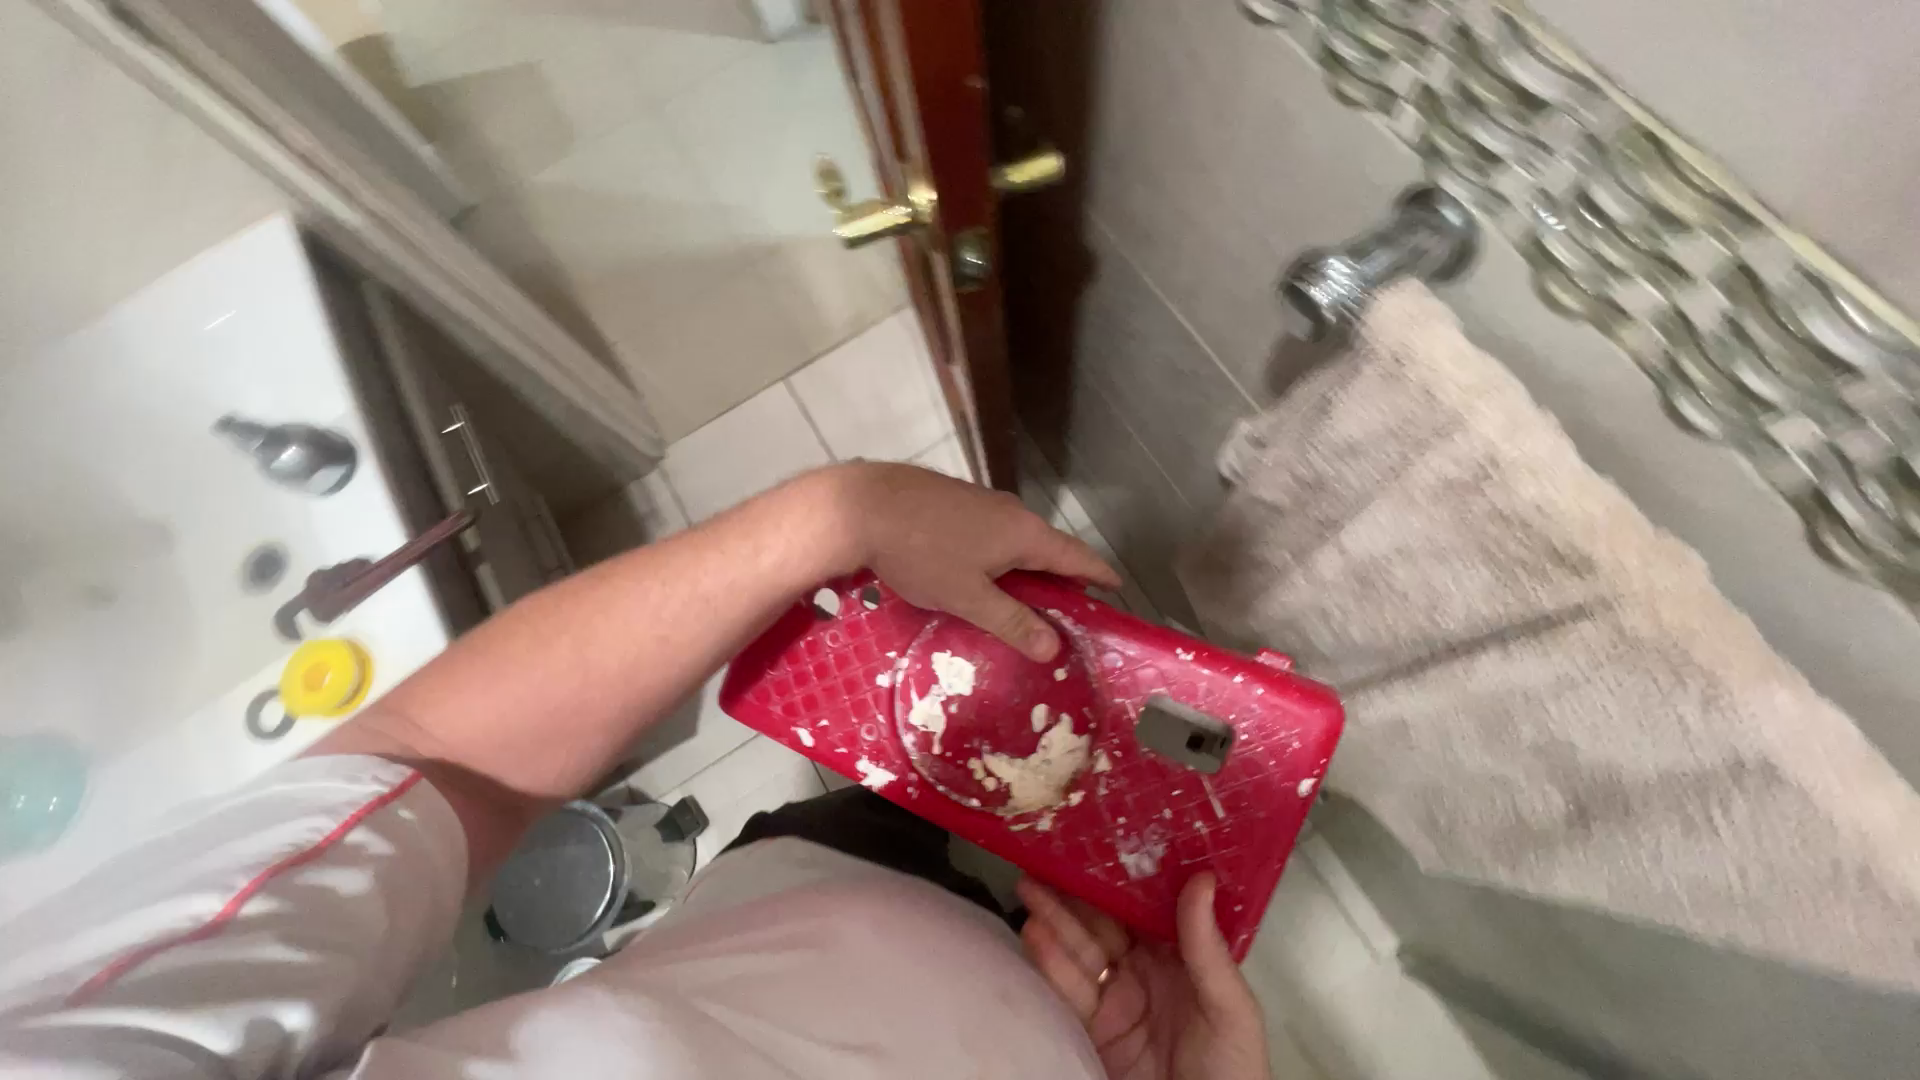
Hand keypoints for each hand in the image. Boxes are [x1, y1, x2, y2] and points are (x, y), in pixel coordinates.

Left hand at [831, 462, 1121, 661]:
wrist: (864, 506)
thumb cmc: (922, 553)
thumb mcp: (968, 598)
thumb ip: (1012, 622)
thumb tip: (1053, 646)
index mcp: (1024, 534)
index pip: (1077, 556)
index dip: (1099, 575)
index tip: (1116, 589)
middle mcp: (1011, 511)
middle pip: (1049, 547)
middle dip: (1061, 578)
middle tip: (1066, 610)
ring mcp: (982, 501)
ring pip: (1016, 540)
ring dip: (1027, 568)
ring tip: (1025, 598)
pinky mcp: (956, 500)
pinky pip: (992, 532)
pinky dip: (1000, 556)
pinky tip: (981, 574)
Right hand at [1017, 873, 1268, 1079]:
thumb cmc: (1233, 1071)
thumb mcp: (1230, 1008)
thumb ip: (1207, 947)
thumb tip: (1202, 877)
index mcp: (1184, 954)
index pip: (1147, 903)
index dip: (1119, 874)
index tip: (1095, 841)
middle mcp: (1147, 967)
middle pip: (1105, 920)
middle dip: (1074, 890)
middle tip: (1043, 856)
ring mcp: (1119, 996)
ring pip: (1081, 947)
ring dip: (1053, 916)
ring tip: (1027, 885)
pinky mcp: (1095, 1027)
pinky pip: (1070, 988)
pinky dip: (1050, 961)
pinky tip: (1033, 934)